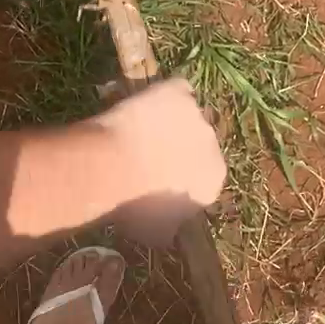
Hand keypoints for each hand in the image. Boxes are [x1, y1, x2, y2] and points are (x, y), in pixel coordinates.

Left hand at [89, 80, 226, 245]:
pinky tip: (147, 104)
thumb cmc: (132, 207)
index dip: (184, 178)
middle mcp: (213, 145)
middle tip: (150, 154)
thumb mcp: (155, 233)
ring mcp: (197, 114)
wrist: (110, 167)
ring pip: (189, 115)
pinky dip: (166, 95)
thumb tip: (169, 228)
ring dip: (173, 122)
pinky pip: (178, 90)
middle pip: (200, 143)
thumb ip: (172, 228)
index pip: (205, 177)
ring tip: (143, 129)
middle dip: (182, 148)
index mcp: (214, 180)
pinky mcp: (179, 91)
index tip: (163, 180)